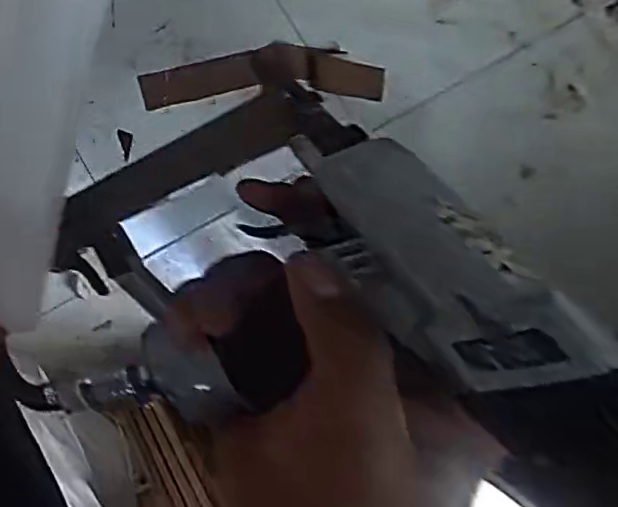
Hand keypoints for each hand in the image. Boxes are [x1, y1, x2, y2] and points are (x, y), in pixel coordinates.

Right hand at [170, 179, 501, 506]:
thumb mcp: (360, 429)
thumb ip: (347, 343)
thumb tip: (309, 262)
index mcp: (430, 374)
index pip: (414, 277)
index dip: (376, 223)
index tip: (331, 187)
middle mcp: (374, 354)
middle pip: (332, 266)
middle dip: (287, 235)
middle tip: (255, 197)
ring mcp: (311, 356)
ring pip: (271, 284)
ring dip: (228, 290)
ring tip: (200, 323)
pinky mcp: (262, 363)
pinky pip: (233, 314)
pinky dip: (204, 315)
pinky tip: (187, 333)